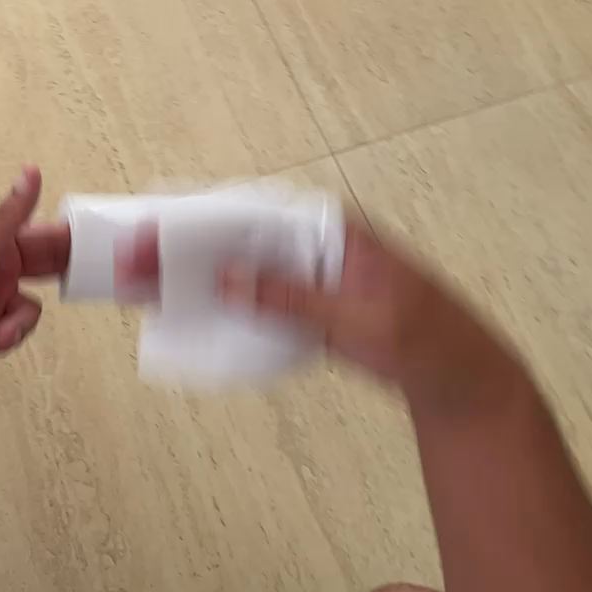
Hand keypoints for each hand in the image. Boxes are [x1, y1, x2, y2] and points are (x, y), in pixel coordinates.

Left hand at [0, 165, 72, 374]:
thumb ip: (8, 216)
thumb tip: (31, 171)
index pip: (42, 237)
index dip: (67, 244)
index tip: (92, 252)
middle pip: (42, 273)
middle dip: (49, 287)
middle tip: (68, 290)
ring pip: (29, 310)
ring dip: (15, 325)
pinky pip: (12, 331)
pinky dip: (0, 339)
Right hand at [125, 219, 512, 406]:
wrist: (461, 380)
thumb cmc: (424, 343)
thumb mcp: (361, 321)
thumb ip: (292, 299)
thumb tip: (224, 279)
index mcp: (331, 229)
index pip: (254, 211)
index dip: (200, 216)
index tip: (155, 225)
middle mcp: (313, 241)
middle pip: (236, 234)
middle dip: (183, 245)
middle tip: (131, 257)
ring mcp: (306, 270)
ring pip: (239, 262)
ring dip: (193, 271)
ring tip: (143, 280)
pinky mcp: (303, 298)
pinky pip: (251, 290)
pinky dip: (218, 296)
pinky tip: (185, 306)